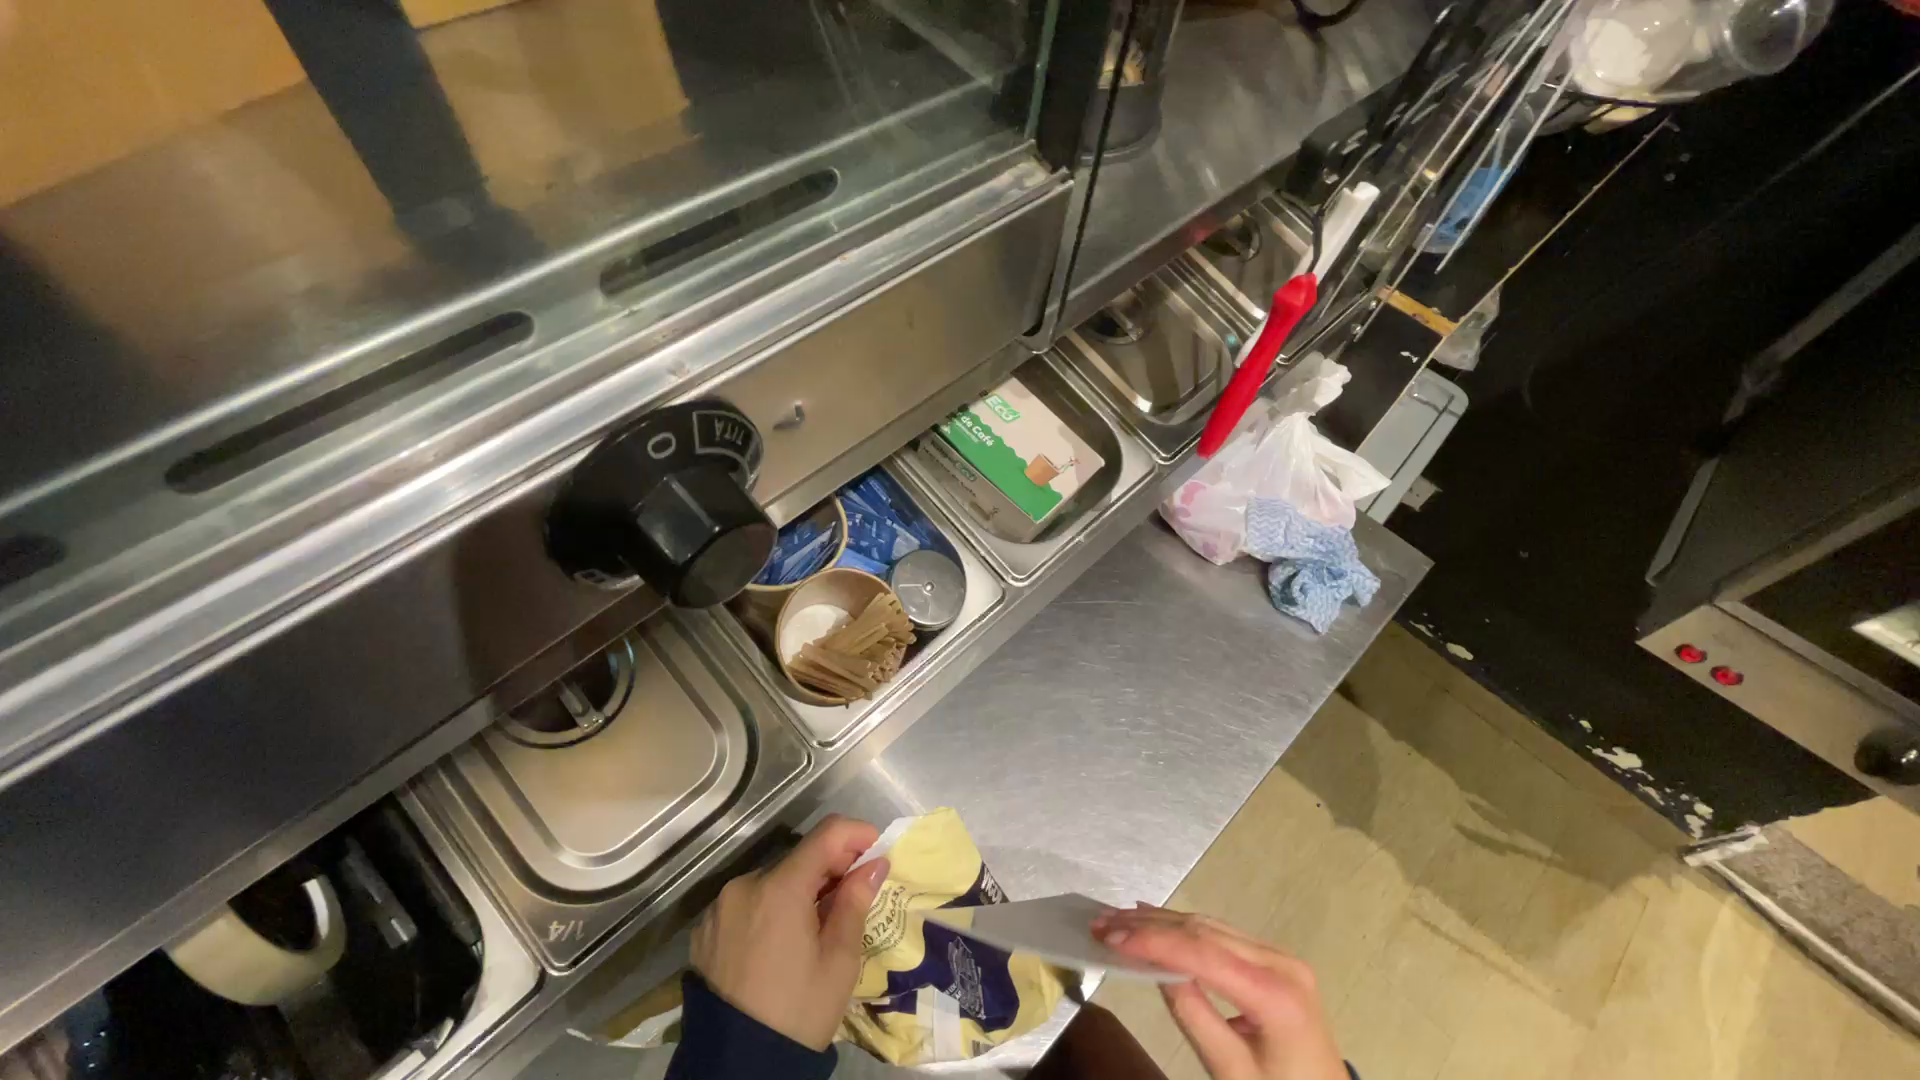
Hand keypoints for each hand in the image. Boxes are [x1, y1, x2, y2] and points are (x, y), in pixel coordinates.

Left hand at [690, 815, 888, 1050]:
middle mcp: (745, 885)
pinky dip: (771, 909)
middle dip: (831, 867)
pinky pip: (748, 904)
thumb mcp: (840, 960)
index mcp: (780, 888)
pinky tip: (783, 942)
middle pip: (798, 858)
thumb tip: (874, 863)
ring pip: (772, 881)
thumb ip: (856, 901)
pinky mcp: (705, 931)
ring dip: (800, 890)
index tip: (877, 850)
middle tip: (856, 893)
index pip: (826, 835)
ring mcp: (720, 908)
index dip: (856, 834)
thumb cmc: (800, 1011)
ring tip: (819, 924)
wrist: (738, 1066)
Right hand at [1093, 906, 1346, 1079]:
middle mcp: (1281, 962)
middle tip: (1102, 924)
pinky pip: (1222, 935)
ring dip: (1161, 921)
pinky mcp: (1273, 960)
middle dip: (1149, 925)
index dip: (1153, 941)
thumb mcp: (1230, 1070)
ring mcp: (1280, 957)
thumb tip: (1155, 968)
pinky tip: (1154, 919)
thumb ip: (1193, 1015)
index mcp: (1274, 993)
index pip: (1203, 952)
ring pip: (1210, 926)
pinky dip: (1184, 928)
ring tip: (1116, 920)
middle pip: (1205, 931)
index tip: (1110, 938)